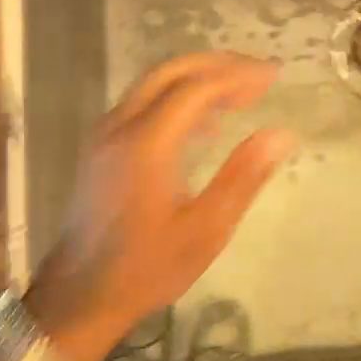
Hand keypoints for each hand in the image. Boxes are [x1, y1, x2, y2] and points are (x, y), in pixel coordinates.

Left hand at [25, 52, 293, 360]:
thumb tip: (281, 135)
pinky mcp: (101, 146)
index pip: (198, 86)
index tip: (273, 75)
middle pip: (172, 71)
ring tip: (240, 96)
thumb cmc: (146, 267)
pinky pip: (143, 103)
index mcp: (148, 141)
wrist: (79, 295)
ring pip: (155, 83)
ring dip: (198, 79)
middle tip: (257, 75)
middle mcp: (122, 125)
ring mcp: (106, 133)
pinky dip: (177, 98)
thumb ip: (243, 177)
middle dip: (218, 65)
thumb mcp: (205, 230)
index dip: (238, 75)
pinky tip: (205, 126)